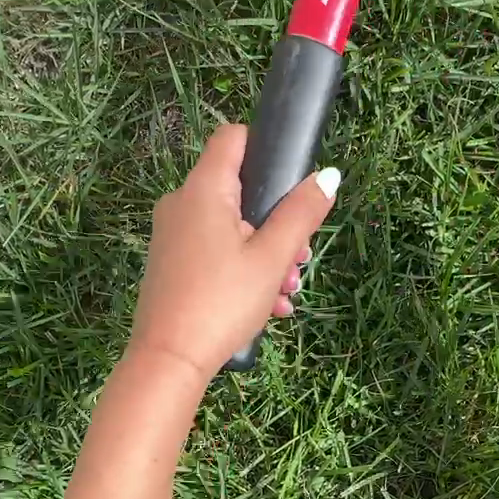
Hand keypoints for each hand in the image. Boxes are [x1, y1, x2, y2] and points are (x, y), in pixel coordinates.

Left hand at [130, 124, 339, 377]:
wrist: (170, 359)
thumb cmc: (222, 302)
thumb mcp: (272, 259)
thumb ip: (301, 214)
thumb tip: (329, 176)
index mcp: (204, 190)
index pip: (233, 139)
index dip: (266, 152)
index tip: (290, 189)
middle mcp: (181, 204)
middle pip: (239, 194)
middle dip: (277, 226)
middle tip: (299, 261)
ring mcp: (172, 237)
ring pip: (230, 232)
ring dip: (266, 258)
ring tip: (286, 294)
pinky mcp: (170, 267)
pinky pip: (214, 256)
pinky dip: (242, 274)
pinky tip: (266, 309)